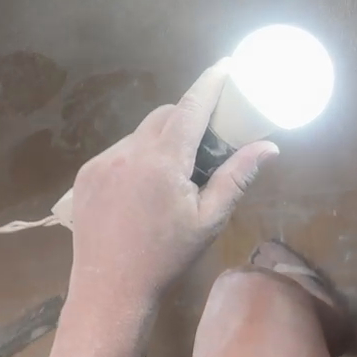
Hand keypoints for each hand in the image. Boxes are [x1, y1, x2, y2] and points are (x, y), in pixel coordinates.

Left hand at [61, 61, 276, 315]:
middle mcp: (129, 153)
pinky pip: (121, 151)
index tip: (226, 65)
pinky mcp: (87, 176)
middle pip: (165, 115)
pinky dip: (140, 156)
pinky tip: (146, 187)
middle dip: (189, 116)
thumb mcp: (209, 220)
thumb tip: (269, 147)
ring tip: (176, 173)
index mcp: (163, 163)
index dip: (210, 83)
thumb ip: (236, 177)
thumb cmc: (167, 257)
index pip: (191, 108)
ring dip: (163, 139)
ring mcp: (103, 163)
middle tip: (208, 138)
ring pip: (142, 134)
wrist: (110, 290)